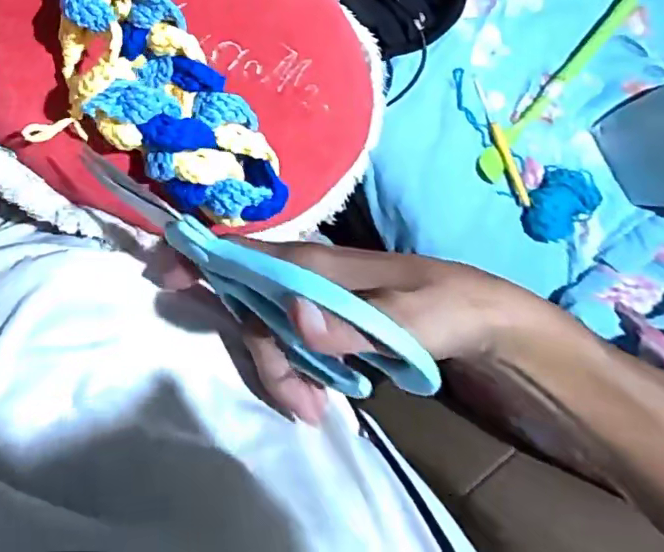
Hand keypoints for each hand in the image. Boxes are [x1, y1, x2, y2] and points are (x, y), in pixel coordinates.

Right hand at [161, 243, 588, 424]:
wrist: (499, 325)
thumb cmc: (457, 307)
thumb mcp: (419, 319)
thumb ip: (357, 321)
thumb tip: (291, 315)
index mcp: (317, 263)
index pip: (246, 251)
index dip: (201, 255)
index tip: (165, 273)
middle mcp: (308, 277)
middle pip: (249, 300)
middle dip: (255, 346)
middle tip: (290, 399)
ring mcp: (319, 303)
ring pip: (269, 329)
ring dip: (279, 371)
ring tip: (315, 412)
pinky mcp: (334, 327)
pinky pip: (293, 348)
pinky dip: (296, 376)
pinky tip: (319, 402)